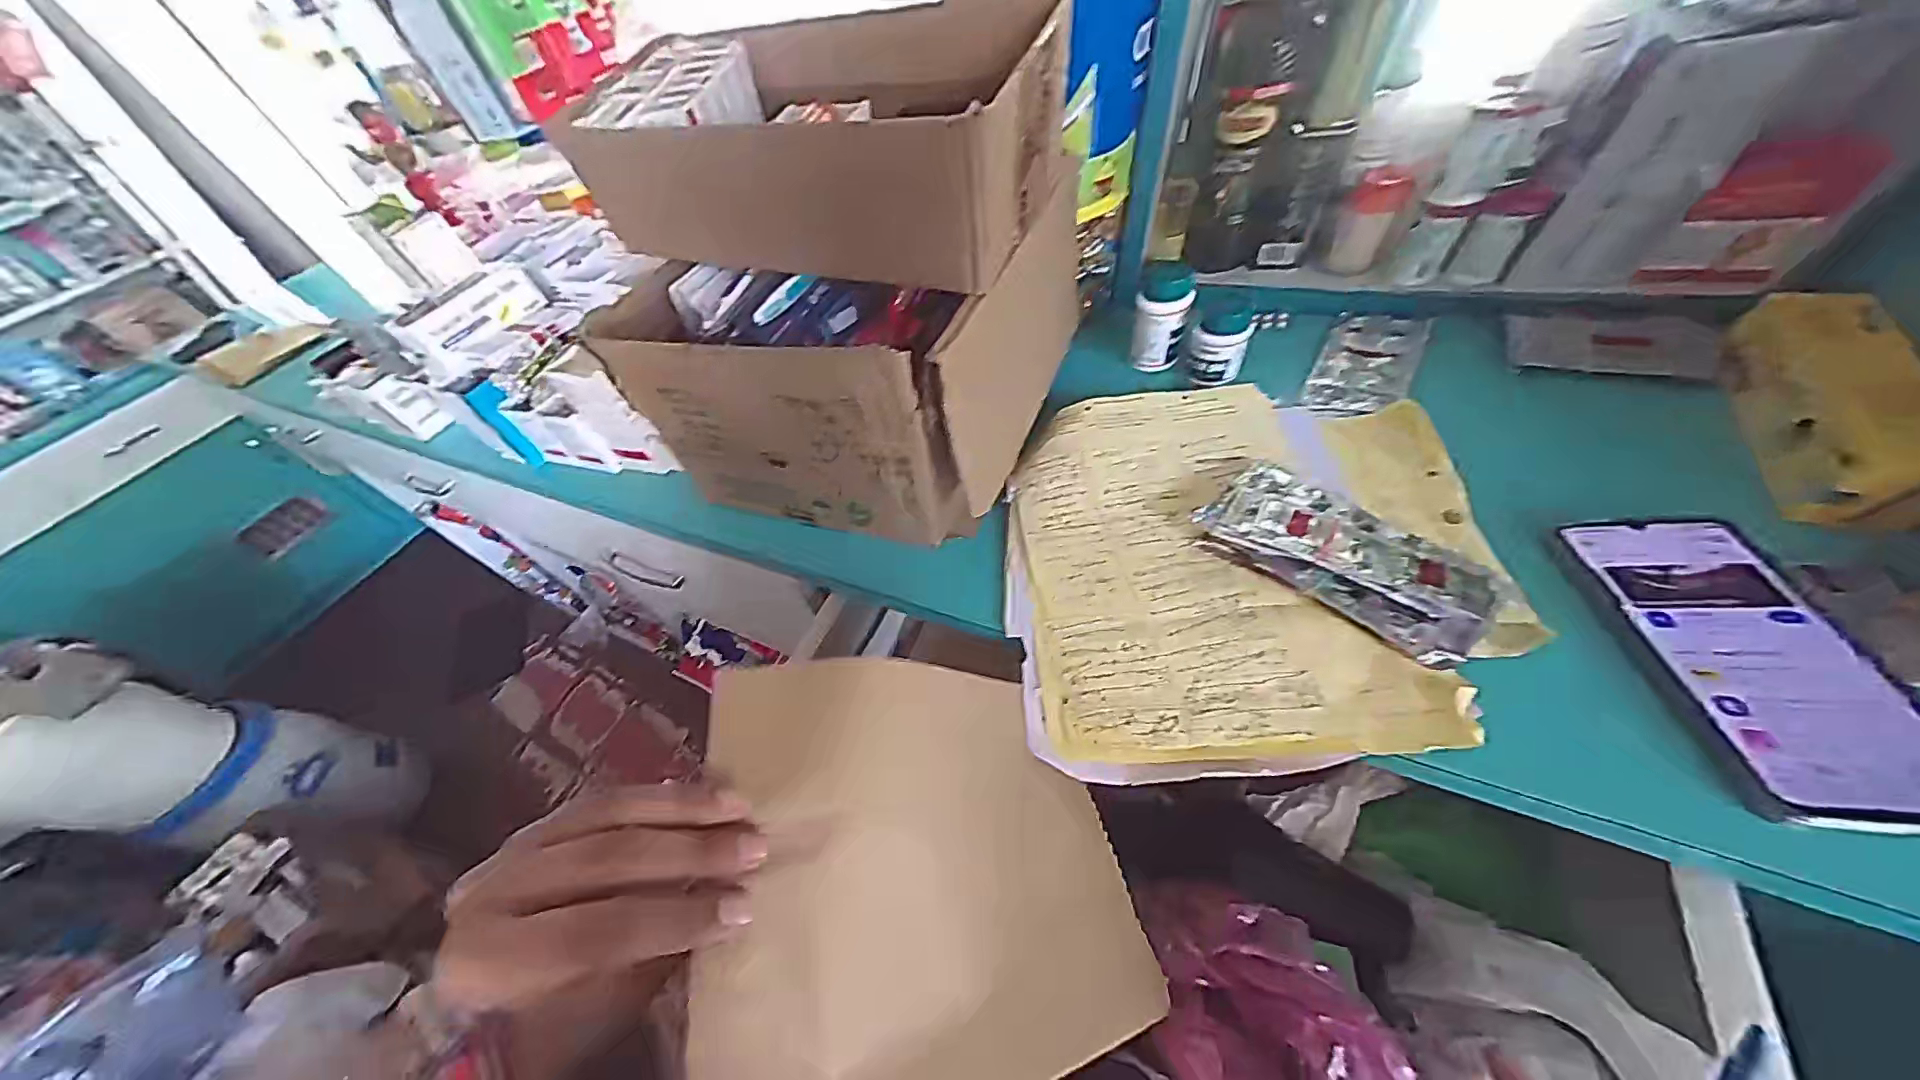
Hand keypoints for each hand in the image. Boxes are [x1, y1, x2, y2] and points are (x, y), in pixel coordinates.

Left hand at [432, 783, 764, 1016]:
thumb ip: (654, 954)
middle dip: (690, 851)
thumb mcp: (595, 1010)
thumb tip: (725, 905)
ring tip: (741, 806)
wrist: (470, 1004)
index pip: (594, 931)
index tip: (740, 910)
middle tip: (754, 847)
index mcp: (490, 958)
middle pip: (605, 858)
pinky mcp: (543, 824)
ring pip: (608, 812)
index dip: (673, 918)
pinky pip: (608, 799)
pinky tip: (706, 792)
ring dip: (684, 807)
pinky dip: (662, 795)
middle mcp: (495, 889)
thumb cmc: (540, 1026)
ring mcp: (517, 847)